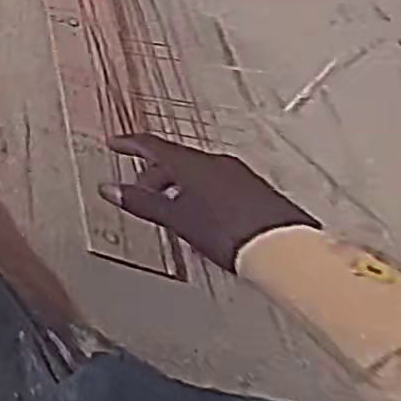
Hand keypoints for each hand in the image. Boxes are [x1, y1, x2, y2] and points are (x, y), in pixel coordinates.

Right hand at [98, 133, 318, 270]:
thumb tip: (108, 189)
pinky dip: (205, 193)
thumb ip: (140, 201)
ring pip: (200, 173)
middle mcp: (216, 163)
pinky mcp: (263, 195)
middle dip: (156, 173)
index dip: (129, 144)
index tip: (116, 144)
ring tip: (175, 206)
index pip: (150, 144)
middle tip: (143, 188)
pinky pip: (222, 185)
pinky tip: (206, 214)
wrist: (292, 256)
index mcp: (189, 162)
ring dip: (182, 185)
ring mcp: (242, 178)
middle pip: (176, 160)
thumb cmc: (229, 231)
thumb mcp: (176, 218)